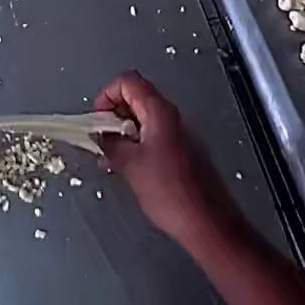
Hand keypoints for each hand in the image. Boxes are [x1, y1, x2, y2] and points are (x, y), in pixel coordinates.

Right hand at [95, 70, 242, 252]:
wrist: (207, 223)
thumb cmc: (172, 193)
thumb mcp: (129, 165)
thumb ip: (109, 144)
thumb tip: (98, 135)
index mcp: (159, 112)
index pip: (128, 81)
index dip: (107, 95)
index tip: (98, 119)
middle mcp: (172, 116)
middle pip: (136, 96)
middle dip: (113, 113)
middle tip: (102, 138)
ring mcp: (180, 132)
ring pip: (145, 116)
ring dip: (124, 130)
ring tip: (112, 157)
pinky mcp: (184, 149)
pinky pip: (155, 133)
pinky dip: (138, 142)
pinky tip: (131, 167)